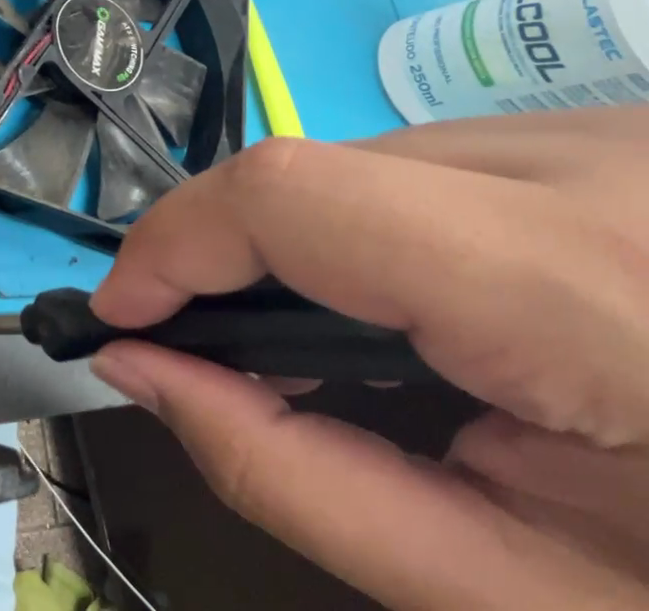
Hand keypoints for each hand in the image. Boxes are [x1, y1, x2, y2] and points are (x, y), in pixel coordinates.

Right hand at [89, 109, 648, 608]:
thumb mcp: (511, 591)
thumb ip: (287, 471)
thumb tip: (137, 368)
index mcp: (606, 294)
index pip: (296, 195)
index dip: (174, 244)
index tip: (125, 319)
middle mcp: (631, 168)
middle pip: (326, 168)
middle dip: (237, 260)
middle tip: (228, 359)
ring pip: (379, 155)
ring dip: (316, 246)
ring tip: (347, 350)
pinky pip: (452, 158)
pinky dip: (389, 228)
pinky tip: (435, 311)